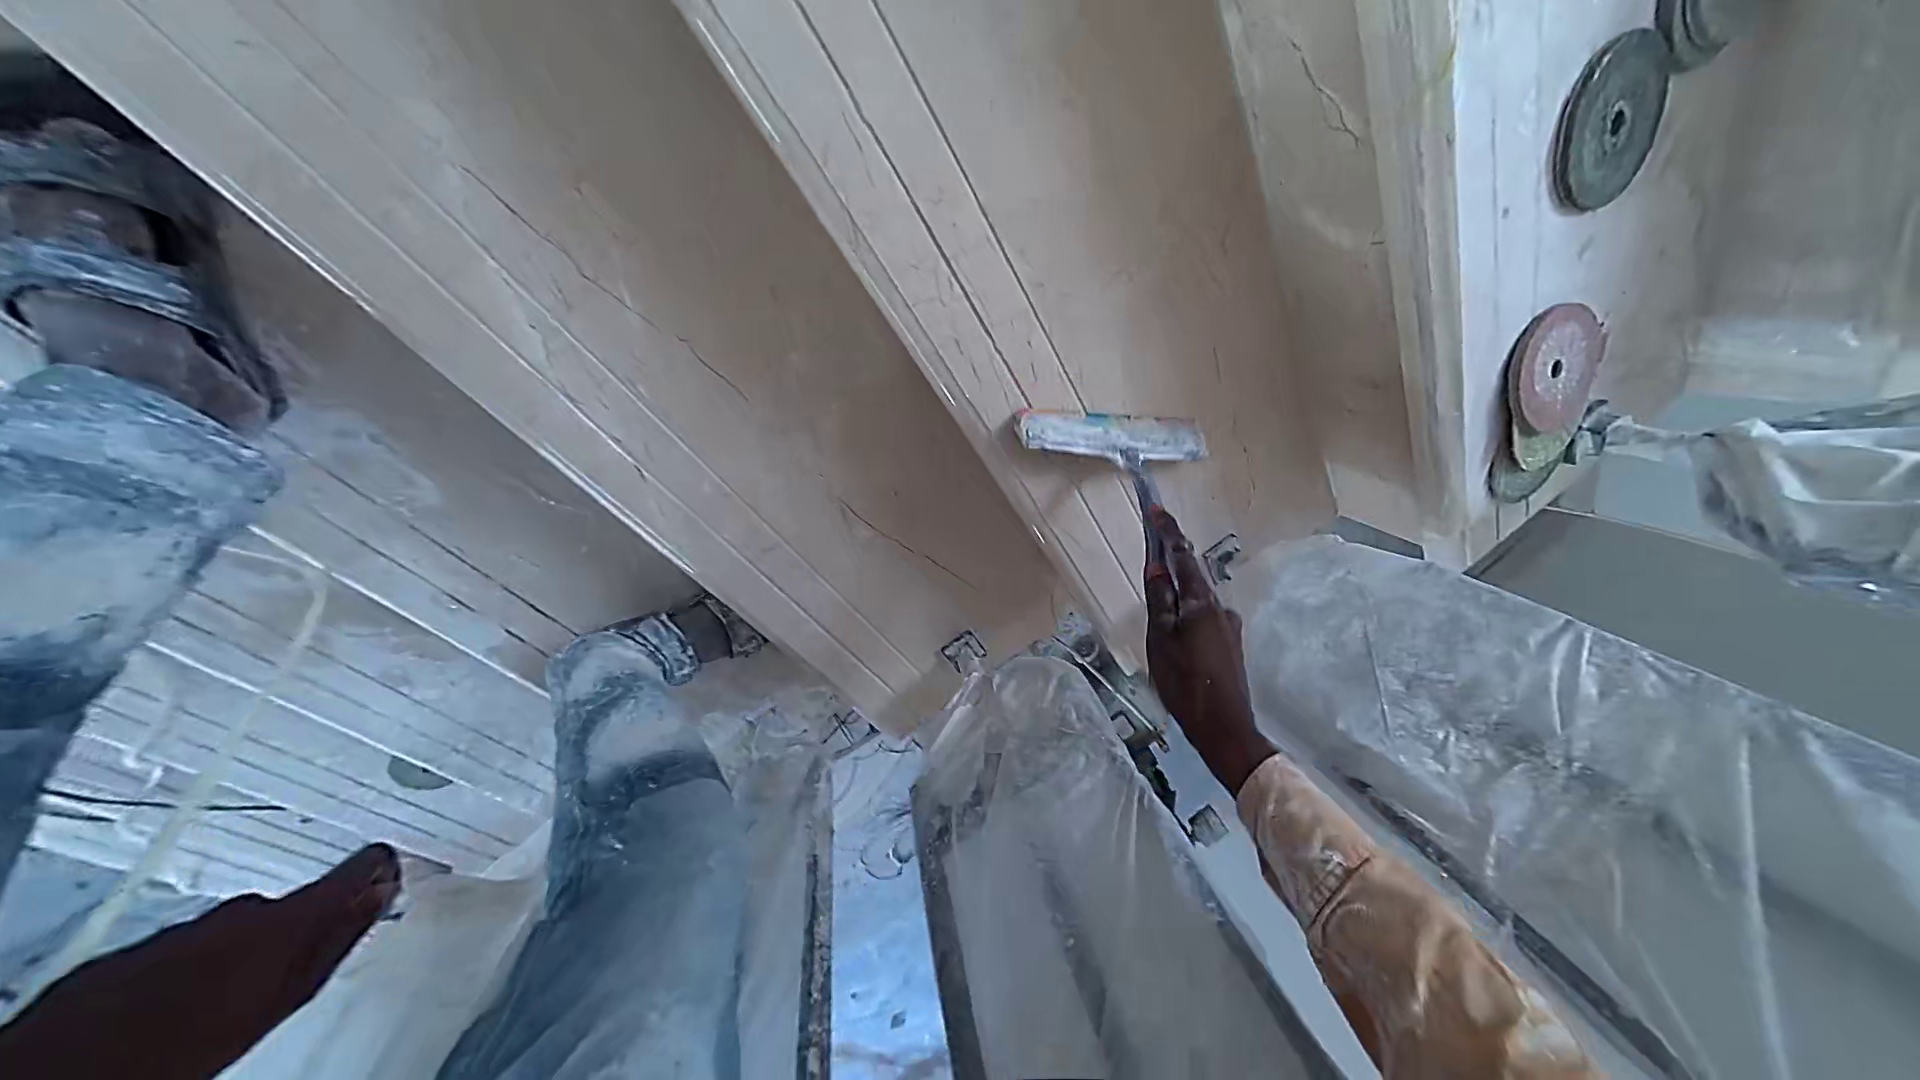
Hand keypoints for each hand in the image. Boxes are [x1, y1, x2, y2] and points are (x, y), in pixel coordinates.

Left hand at [0, 844, 399, 1079]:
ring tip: (241, 992)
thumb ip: (340, 937)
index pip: (362, 865)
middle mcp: (244, 908)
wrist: (72, 1069)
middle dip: (305, 924)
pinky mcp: (140, 949)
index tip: (391, 870)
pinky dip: (200, 963)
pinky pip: (190, 944)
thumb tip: (380, 895)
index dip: (380, 867)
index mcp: (292, 915)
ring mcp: (188, 927)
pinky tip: (191, 998)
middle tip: (310, 959)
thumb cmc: (184, 1041)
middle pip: (297, 901)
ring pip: (240, 925)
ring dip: (249, 947)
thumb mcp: (289, 995)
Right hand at [1144, 507, 1274, 794]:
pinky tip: (1175, 631)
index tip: (1155, 509)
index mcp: (1201, 602)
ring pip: (1198, 598)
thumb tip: (1157, 565)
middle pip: (1193, 575)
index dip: (1167, 531)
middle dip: (1172, 559)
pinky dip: (1187, 612)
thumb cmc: (1184, 682)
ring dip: (1179, 591)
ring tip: (1157, 601)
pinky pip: (1204, 617)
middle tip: (1151, 548)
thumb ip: (1159, 600)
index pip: (1182, 556)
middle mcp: (1221, 607)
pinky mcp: (1230, 644)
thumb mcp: (1159, 639)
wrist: (1224, 727)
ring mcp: (1229, 626)